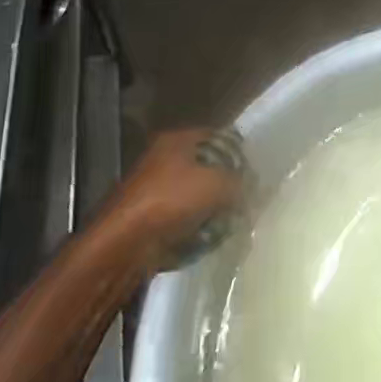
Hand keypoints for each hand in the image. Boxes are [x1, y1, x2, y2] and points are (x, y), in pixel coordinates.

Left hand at [106, 129, 244, 260]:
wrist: (124, 244)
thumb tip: (253, 186)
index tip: (256, 170)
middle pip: (208, 167)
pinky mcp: (152, 217)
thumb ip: (241, 181)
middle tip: (248, 196)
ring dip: (215, 207)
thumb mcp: (218, 184)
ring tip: (234, 219)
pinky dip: (199, 225)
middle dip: (228, 183)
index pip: (218, 137)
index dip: (239, 151)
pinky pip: (187, 217)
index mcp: (177, 140)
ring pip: (199, 194)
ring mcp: (156, 189)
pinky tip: (213, 235)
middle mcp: (164, 159)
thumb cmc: (171, 201)